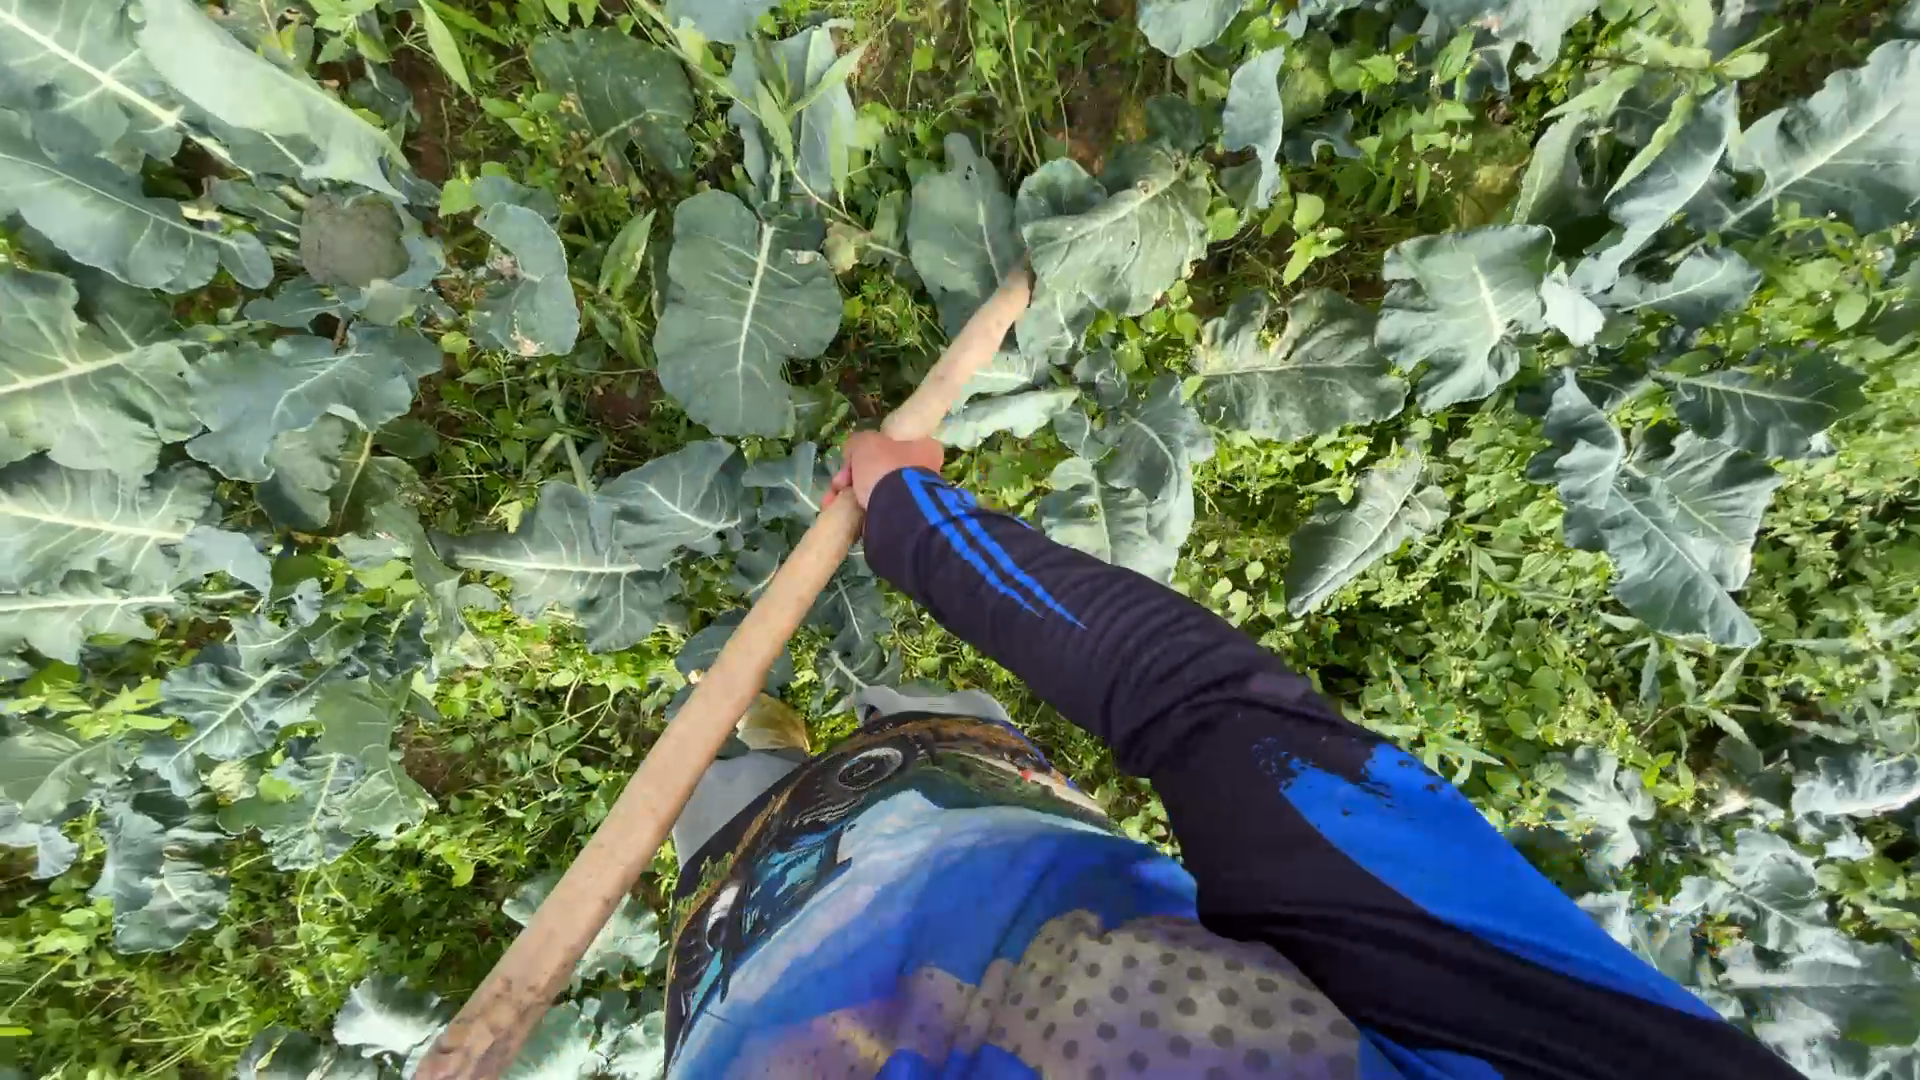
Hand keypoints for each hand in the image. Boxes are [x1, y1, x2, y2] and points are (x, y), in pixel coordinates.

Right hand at [824, 431, 943, 509]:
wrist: (898, 512)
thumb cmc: (886, 468)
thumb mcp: (866, 443)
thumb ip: (857, 442)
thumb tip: (853, 452)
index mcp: (924, 447)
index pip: (893, 443)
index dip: (868, 450)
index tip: (850, 459)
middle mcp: (925, 471)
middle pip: (881, 469)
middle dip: (853, 476)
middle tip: (839, 483)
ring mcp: (917, 497)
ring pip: (877, 490)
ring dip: (851, 494)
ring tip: (832, 500)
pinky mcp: (906, 519)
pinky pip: (877, 509)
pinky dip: (858, 510)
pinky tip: (841, 512)